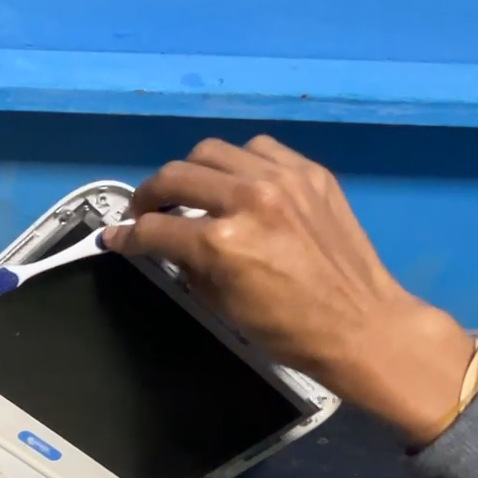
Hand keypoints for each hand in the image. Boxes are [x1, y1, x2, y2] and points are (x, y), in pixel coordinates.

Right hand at [102, 137, 476, 444]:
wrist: (362, 324)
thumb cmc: (286, 328)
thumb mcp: (219, 304)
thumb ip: (185, 265)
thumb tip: (162, 243)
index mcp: (222, 242)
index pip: (155, 228)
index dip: (127, 235)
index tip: (114, 236)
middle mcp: (248, 199)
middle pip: (174, 176)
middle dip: (149, 196)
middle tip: (146, 212)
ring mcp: (283, 179)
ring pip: (211, 152)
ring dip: (191, 172)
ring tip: (192, 192)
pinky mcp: (310, 172)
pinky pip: (258, 149)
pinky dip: (237, 164)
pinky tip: (238, 184)